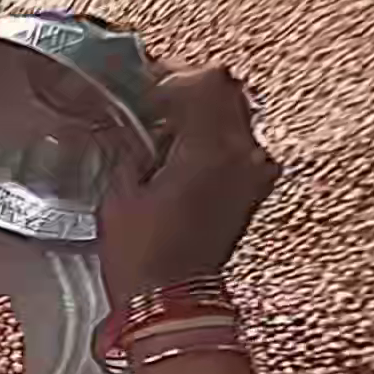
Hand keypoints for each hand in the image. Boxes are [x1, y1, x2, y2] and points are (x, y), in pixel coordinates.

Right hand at [97, 66, 280, 304]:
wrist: (170, 297)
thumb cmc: (139, 253)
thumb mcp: (118, 199)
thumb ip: (127, 155)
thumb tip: (123, 129)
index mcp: (211, 150)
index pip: (206, 83)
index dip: (171, 76)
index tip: (140, 85)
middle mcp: (246, 152)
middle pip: (227, 94)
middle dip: (186, 93)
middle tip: (145, 104)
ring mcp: (255, 170)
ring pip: (233, 118)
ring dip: (197, 118)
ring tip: (155, 135)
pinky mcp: (252, 187)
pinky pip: (234, 146)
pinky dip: (206, 142)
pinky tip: (174, 161)